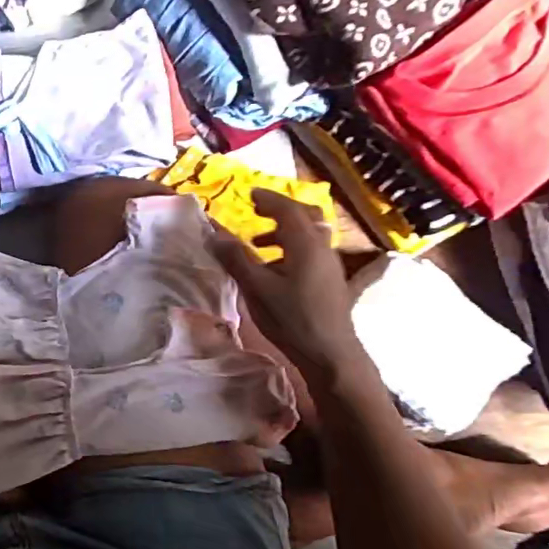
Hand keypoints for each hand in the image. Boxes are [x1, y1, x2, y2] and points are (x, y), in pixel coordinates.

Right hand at [211, 188, 368, 383]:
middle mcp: (322, 247)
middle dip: (280, 210)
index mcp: (304, 243)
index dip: (268, 199)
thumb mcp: (257, 289)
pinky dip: (295, 248)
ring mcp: (331, 264)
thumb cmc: (292, 319)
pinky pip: (315, 253)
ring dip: (287, 232)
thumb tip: (214, 234)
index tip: (249, 194)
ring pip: (312, 235)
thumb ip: (236, 259)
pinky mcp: (333, 281)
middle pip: (306, 216)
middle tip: (257, 212)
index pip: (287, 209)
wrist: (330, 353)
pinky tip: (288, 268)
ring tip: (260, 244)